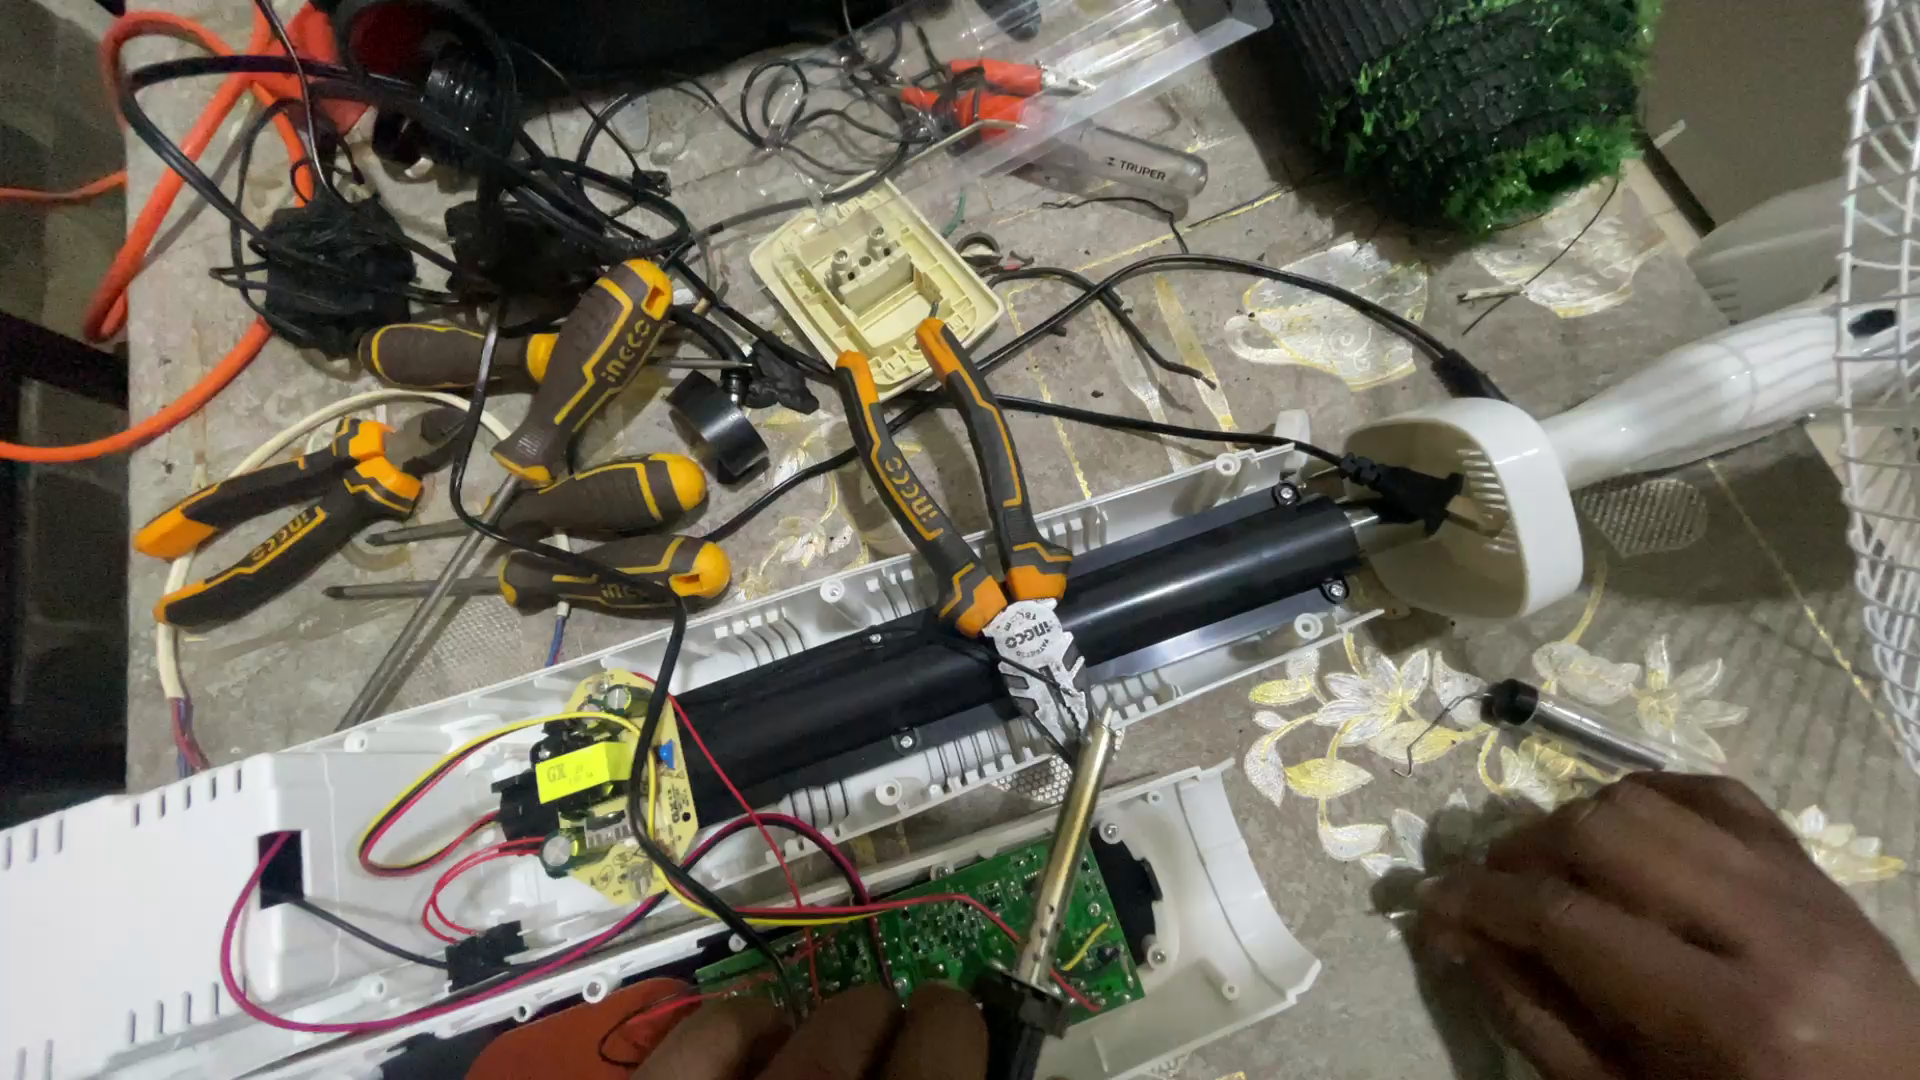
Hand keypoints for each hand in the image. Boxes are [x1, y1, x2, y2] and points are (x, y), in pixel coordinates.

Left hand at [633, 983, 986, 1079]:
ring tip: (821, 1054)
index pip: (943, 1037)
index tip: (950, 1021)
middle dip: (884, 1023)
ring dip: (815, 1025)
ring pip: (785, 1016)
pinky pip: (702, 1035)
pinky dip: (738, 1030)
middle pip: (862, 1015)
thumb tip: (967, 1057)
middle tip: (888, 1048)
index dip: (954, 1021)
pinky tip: (754, 1056)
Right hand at [1416, 771, 1919, 1079]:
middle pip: (1594, 834)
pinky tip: (1623, 838)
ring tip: (1555, 866)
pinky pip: (1713, 793)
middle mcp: (1781, 938)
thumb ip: (1530, 1014)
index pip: (1561, 916)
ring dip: (1572, 824)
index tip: (1431, 902)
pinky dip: (1648, 800)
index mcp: (1738, 1021)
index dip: (1475, 900)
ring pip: (1640, 802)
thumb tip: (1453, 931)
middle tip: (1492, 886)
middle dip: (1518, 853)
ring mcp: (1811, 894)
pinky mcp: (1821, 874)